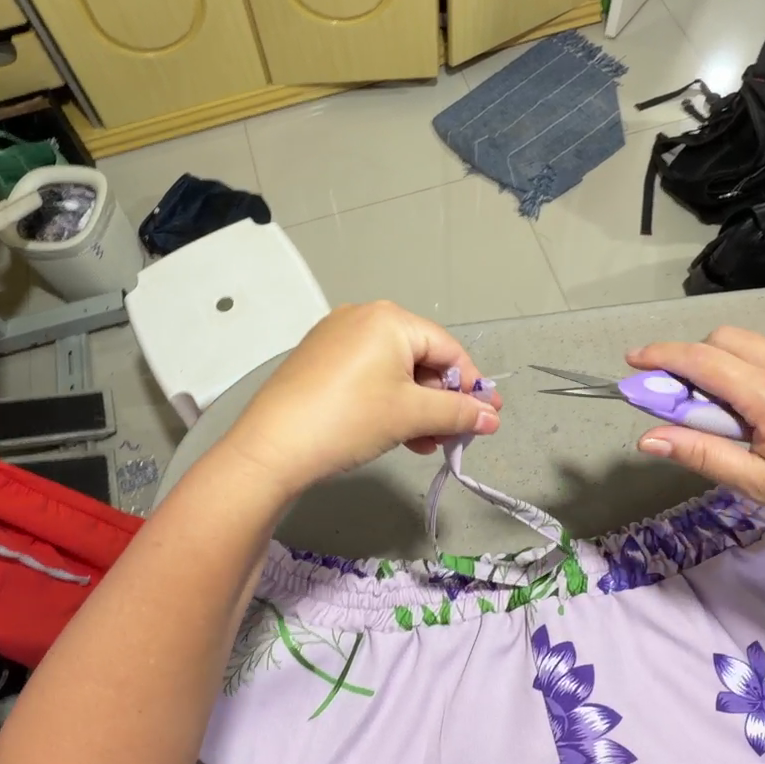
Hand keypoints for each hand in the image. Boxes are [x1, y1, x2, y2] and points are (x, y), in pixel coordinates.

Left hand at [216, 302, 500, 497]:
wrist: (271, 447)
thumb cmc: (350, 420)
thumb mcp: (411, 416)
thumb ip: (458, 413)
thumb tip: (493, 417)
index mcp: (390, 319)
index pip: (448, 349)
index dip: (471, 386)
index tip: (486, 420)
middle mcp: (363, 317)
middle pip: (420, 358)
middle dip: (441, 401)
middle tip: (452, 438)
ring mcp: (335, 337)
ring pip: (393, 371)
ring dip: (416, 407)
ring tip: (424, 444)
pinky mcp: (318, 360)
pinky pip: (367, 375)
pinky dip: (387, 402)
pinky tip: (394, 434)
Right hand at [628, 327, 764, 546]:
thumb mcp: (760, 486)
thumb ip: (701, 454)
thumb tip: (646, 438)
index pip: (702, 360)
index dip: (661, 355)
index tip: (633, 360)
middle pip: (725, 338)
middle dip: (696, 357)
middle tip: (688, 396)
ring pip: (757, 340)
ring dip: (730, 360)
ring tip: (737, 405)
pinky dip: (764, 364)